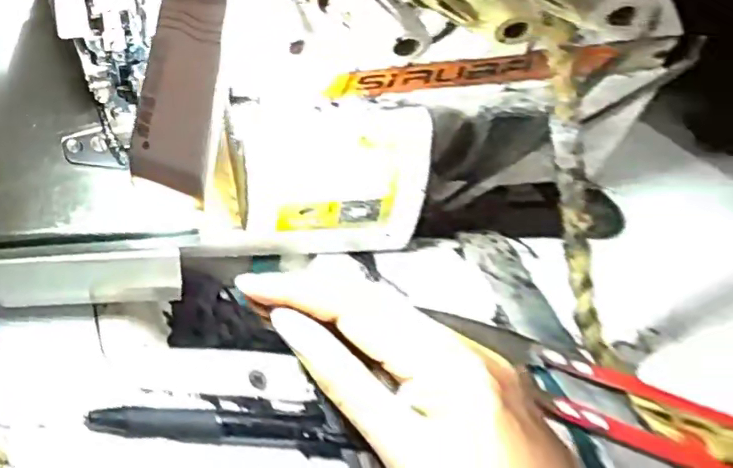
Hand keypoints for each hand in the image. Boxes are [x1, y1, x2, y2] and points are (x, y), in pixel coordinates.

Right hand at [238, 271, 574, 467]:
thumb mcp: (399, 446)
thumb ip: (338, 377)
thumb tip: (287, 323)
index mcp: (451, 363)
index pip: (348, 302)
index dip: (289, 289)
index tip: (249, 287)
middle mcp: (472, 355)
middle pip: (367, 296)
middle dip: (305, 291)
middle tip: (257, 294)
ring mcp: (483, 368)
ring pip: (385, 311)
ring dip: (329, 306)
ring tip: (285, 310)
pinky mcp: (485, 384)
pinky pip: (406, 334)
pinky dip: (361, 327)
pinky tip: (337, 334)